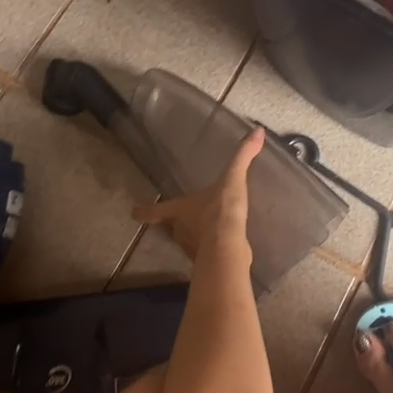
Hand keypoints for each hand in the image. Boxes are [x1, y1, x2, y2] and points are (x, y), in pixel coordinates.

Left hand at [131, 127, 263, 261]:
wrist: (228, 246)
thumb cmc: (221, 209)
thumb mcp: (232, 178)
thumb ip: (242, 155)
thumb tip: (257, 131)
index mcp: (178, 210)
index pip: (153, 211)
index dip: (144, 210)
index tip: (135, 212)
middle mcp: (180, 230)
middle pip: (172, 226)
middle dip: (177, 223)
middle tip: (185, 217)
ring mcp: (191, 248)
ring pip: (188, 242)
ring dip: (195, 237)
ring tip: (207, 231)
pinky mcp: (207, 261)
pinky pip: (206, 254)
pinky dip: (211, 250)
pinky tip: (223, 245)